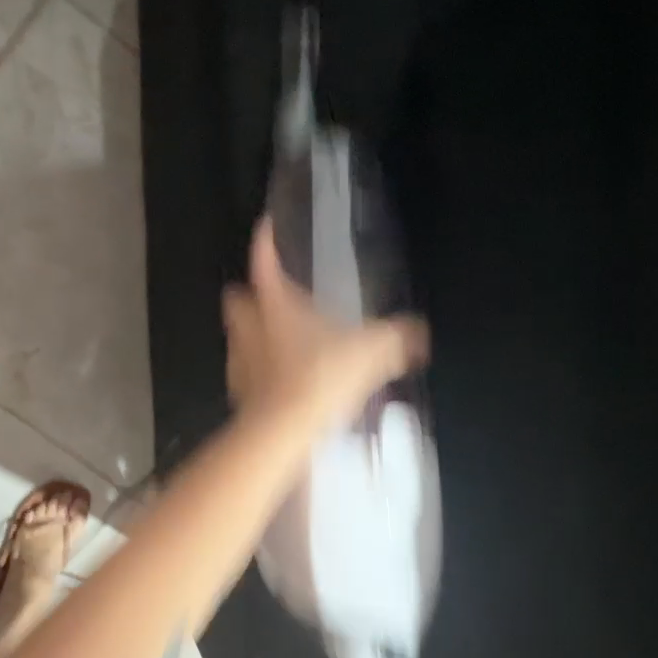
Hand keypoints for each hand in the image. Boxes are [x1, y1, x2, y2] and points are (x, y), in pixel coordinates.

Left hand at [222, 219, 428, 426]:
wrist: (283, 430)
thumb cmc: (321, 376)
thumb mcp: (372, 352)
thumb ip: (397, 338)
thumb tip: (419, 335)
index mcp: (275, 303)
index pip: (264, 261)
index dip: (264, 241)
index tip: (266, 227)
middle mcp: (249, 326)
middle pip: (237, 299)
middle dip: (249, 296)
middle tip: (270, 299)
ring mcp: (240, 361)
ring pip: (238, 337)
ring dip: (253, 337)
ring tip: (280, 343)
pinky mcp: (239, 394)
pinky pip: (246, 376)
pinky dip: (259, 376)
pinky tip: (282, 385)